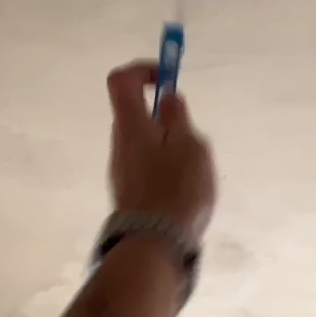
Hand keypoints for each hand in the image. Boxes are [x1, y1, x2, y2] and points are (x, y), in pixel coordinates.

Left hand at [105, 60, 216, 242]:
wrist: (154, 246)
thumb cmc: (176, 189)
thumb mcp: (188, 145)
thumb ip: (177, 117)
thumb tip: (167, 97)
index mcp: (130, 125)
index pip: (122, 81)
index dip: (143, 70)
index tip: (168, 78)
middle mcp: (119, 144)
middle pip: (136, 113)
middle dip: (166, 115)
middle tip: (192, 135)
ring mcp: (122, 170)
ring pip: (146, 142)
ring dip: (171, 145)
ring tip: (196, 170)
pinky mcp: (130, 192)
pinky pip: (149, 166)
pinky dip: (168, 167)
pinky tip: (188, 191)